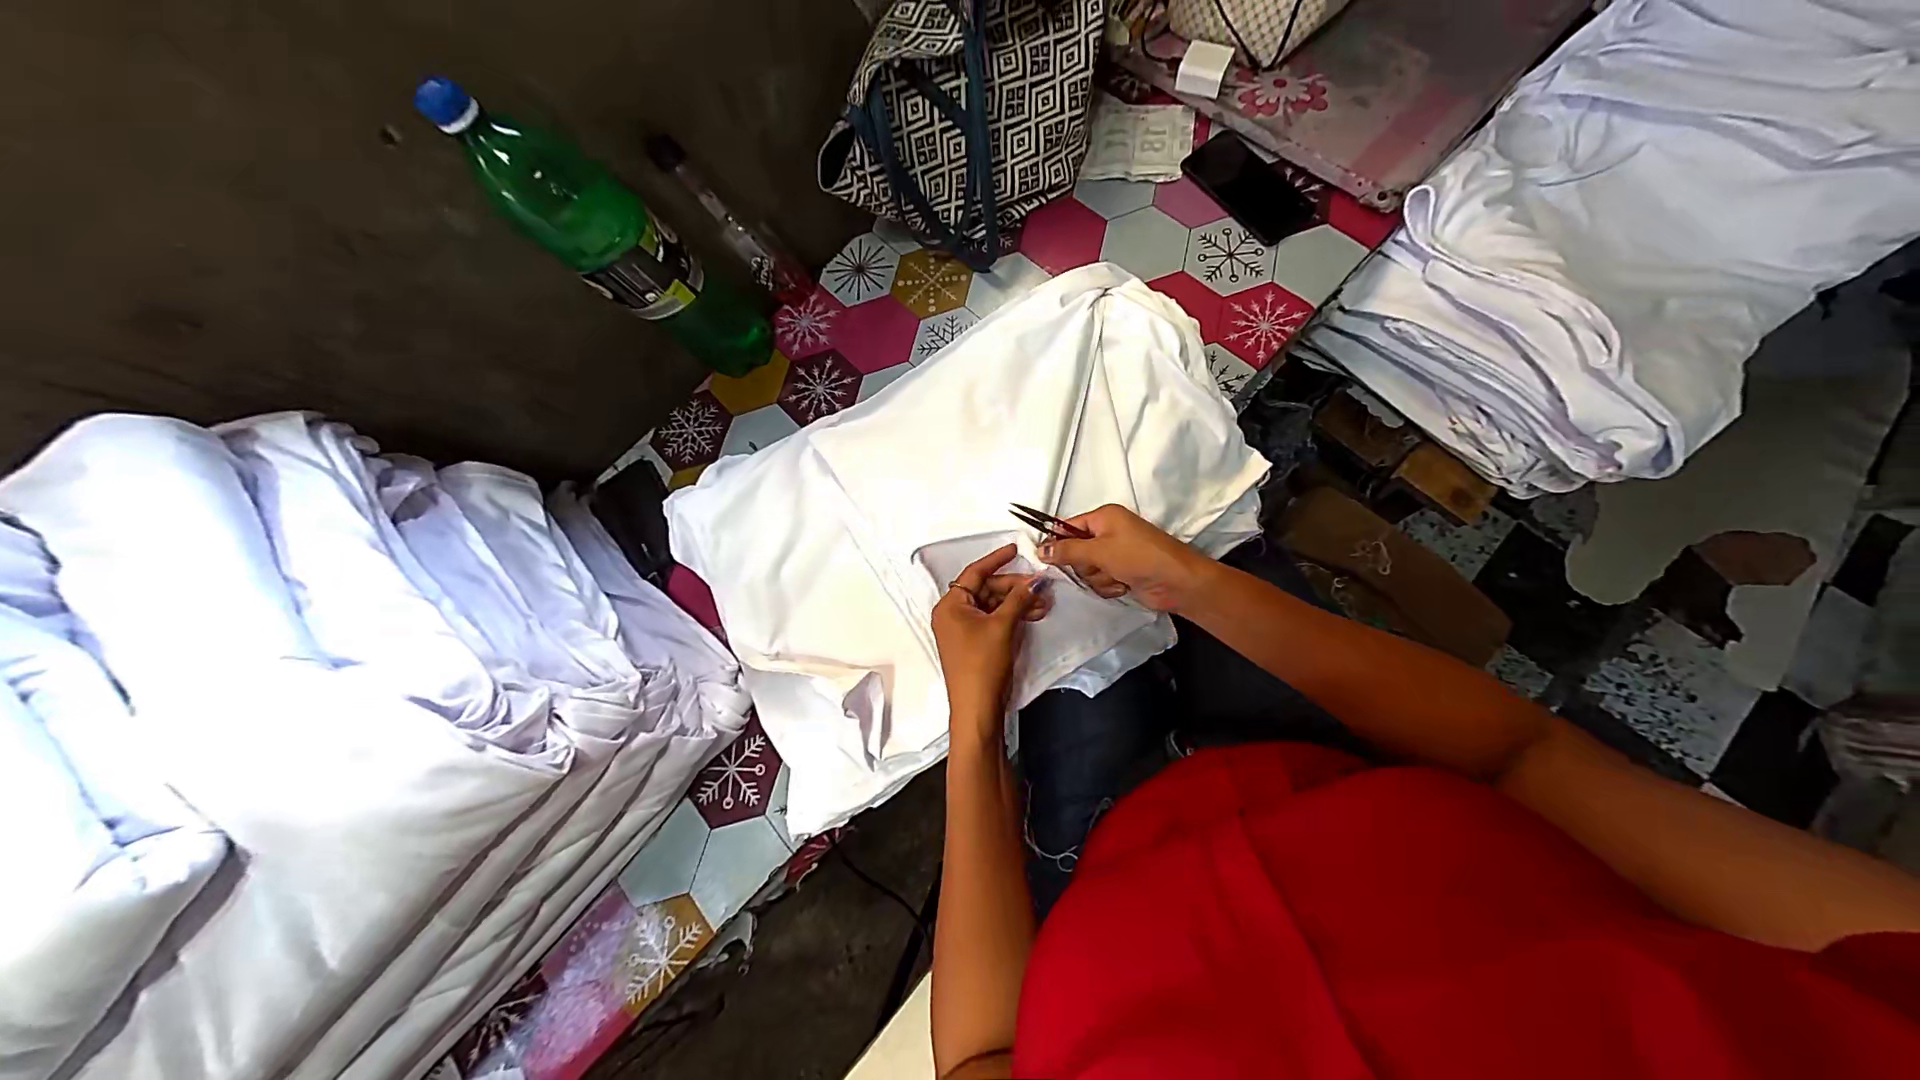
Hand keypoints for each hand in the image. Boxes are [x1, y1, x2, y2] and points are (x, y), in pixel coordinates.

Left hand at [931, 544, 1050, 727]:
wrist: (978, 707)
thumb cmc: (982, 665)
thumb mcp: (1002, 626)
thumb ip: (1019, 599)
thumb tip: (1035, 581)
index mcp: (950, 605)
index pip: (974, 573)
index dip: (997, 560)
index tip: (1016, 549)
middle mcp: (953, 614)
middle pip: (987, 589)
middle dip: (1015, 587)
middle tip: (1040, 587)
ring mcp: (964, 630)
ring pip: (994, 605)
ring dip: (1018, 603)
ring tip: (1043, 604)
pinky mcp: (976, 643)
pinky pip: (995, 620)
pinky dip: (1013, 616)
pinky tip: (1033, 614)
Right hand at [1037, 504, 1212, 612]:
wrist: (1177, 582)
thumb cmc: (1140, 557)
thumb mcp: (1100, 551)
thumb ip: (1067, 551)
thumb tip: (1040, 549)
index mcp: (1104, 517)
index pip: (1068, 526)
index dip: (1056, 542)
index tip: (1045, 558)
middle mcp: (1108, 532)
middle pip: (1075, 551)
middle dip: (1085, 565)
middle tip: (1098, 567)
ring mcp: (1115, 554)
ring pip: (1087, 570)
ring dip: (1098, 578)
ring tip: (1116, 577)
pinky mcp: (1121, 573)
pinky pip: (1100, 581)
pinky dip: (1108, 586)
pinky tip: (1122, 585)